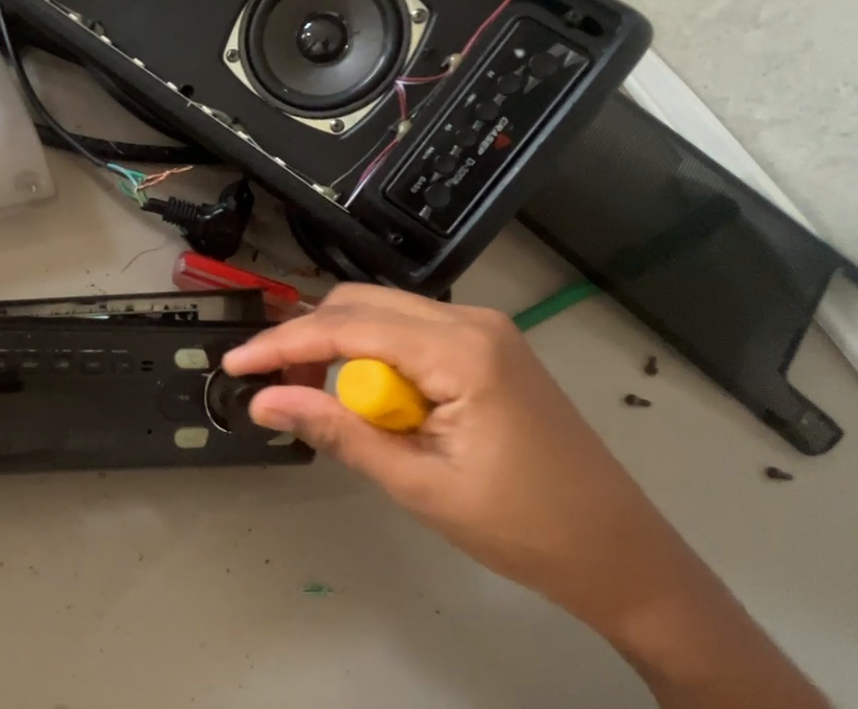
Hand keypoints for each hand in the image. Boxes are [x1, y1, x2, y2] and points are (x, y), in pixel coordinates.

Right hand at [224, 284, 825, 708]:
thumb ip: (338, 432)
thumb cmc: (524, 527)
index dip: (283, 344)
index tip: (235, 366)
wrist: (622, 554)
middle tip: (276, 390)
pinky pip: (411, 334)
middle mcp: (472, 321)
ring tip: (316, 401)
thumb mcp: (419, 484)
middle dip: (309, 340)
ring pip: (383, 315)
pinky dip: (374, 358)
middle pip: (361, 304)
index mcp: (461, 349)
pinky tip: (368, 400)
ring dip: (340, 349)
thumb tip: (265, 401)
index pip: (347, 326)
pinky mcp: (489, 349)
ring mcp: (485, 331)